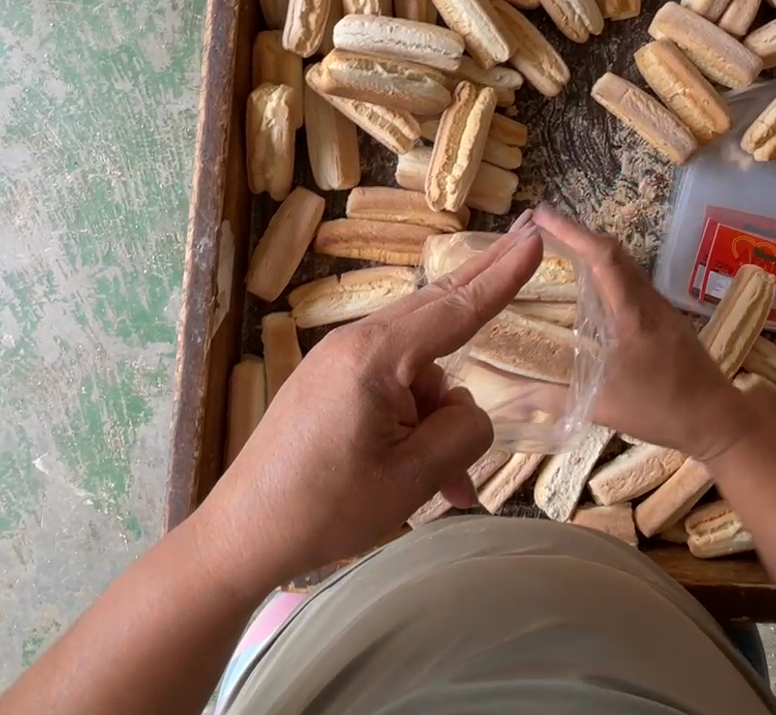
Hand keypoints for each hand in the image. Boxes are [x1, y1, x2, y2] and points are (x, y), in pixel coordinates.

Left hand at [192, 220, 545, 592]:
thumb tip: (466, 409)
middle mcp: (356, 343)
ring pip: (418, 369)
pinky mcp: (330, 383)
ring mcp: (339, 361)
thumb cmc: (326, 509)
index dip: (503, 276)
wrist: (241, 536)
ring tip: (450, 487)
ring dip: (442, 415)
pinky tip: (423, 476)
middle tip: (527, 242)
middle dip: (484, 289)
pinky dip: (416, 423)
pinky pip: (392, 386)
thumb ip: (461, 432)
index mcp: (376, 356)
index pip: (457, 308)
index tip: (534, 239)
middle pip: (437, 313)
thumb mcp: (411, 479)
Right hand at [532, 208, 754, 460]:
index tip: (542, 215)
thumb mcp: (603, 407)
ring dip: (594, 250)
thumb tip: (510, 396)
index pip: (602, 257)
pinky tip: (591, 287)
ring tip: (560, 250)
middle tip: (543, 228)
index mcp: (633, 314)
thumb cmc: (663, 410)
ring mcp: (661, 308)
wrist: (720, 420)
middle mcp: (648, 302)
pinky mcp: (666, 319)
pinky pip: (632, 281)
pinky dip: (607, 271)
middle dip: (578, 233)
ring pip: (625, 264)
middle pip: (614, 251)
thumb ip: (554, 398)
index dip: (572, 231)